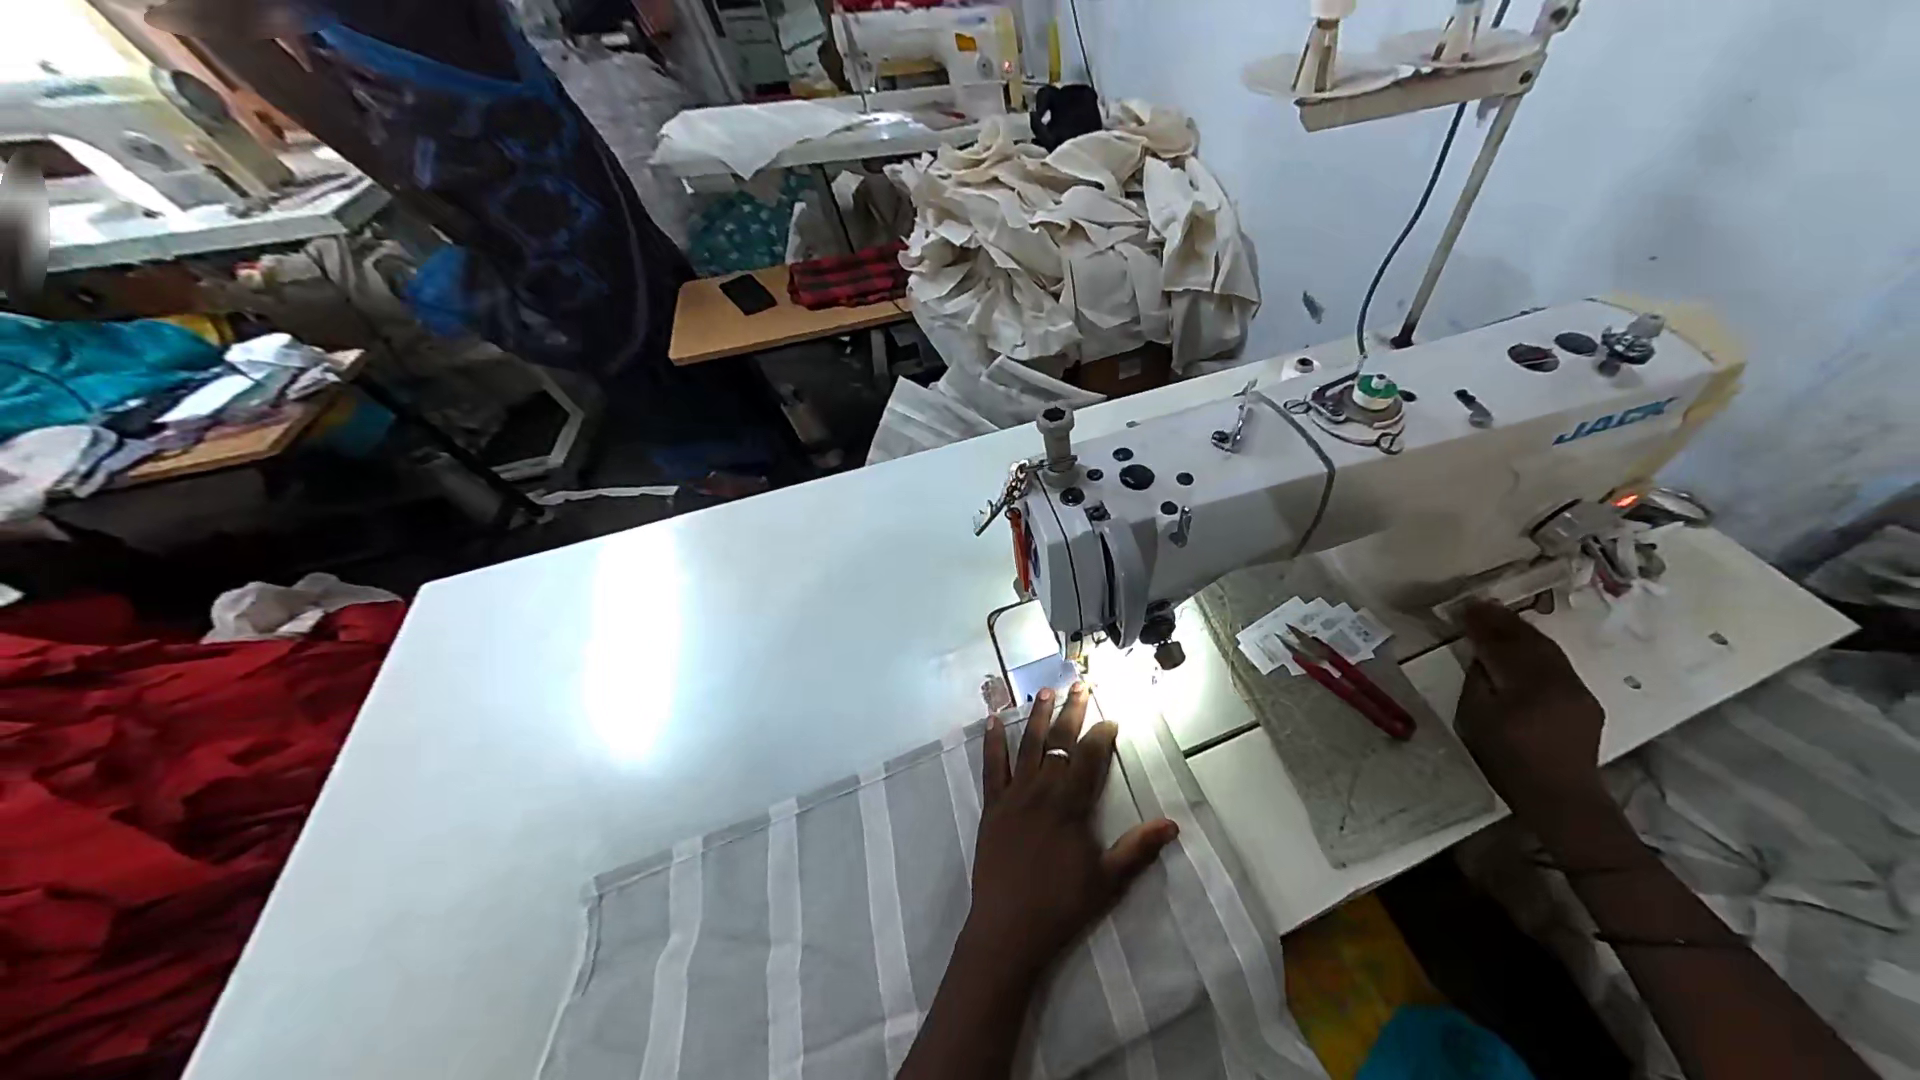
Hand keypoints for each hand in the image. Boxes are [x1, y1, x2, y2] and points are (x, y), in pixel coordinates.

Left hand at [961, 682, 1178, 983]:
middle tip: (1080, 686)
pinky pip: (992, 767)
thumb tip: (1172, 824)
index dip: (1101, 735)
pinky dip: (993, 742)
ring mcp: (1014, 795)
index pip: (1089, 758)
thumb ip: (1138, 849)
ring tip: (1044, 691)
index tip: (1111, 719)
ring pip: (1028, 746)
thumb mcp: (1108, 880)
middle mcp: (1042, 790)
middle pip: (1059, 742)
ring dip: (1037, 717)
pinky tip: (993, 721)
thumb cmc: (1061, 905)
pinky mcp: (992, 806)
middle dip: (1072, 712)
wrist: (1008, 928)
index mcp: (1071, 805)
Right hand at [1455, 601, 1606, 823]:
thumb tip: (1481, 655)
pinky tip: (1525, 645)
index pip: (1501, 643)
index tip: (1465, 606)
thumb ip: (1478, 680)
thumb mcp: (1475, 718)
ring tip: (1501, 618)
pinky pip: (1558, 663)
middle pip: (1529, 641)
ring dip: (1523, 631)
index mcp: (1528, 684)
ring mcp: (1577, 690)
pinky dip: (1538, 648)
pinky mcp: (1584, 701)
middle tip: (1480, 605)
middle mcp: (1559, 680)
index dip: (1482, 624)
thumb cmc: (1506, 759)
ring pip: (1547, 650)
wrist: (1560, 798)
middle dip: (1504, 621)